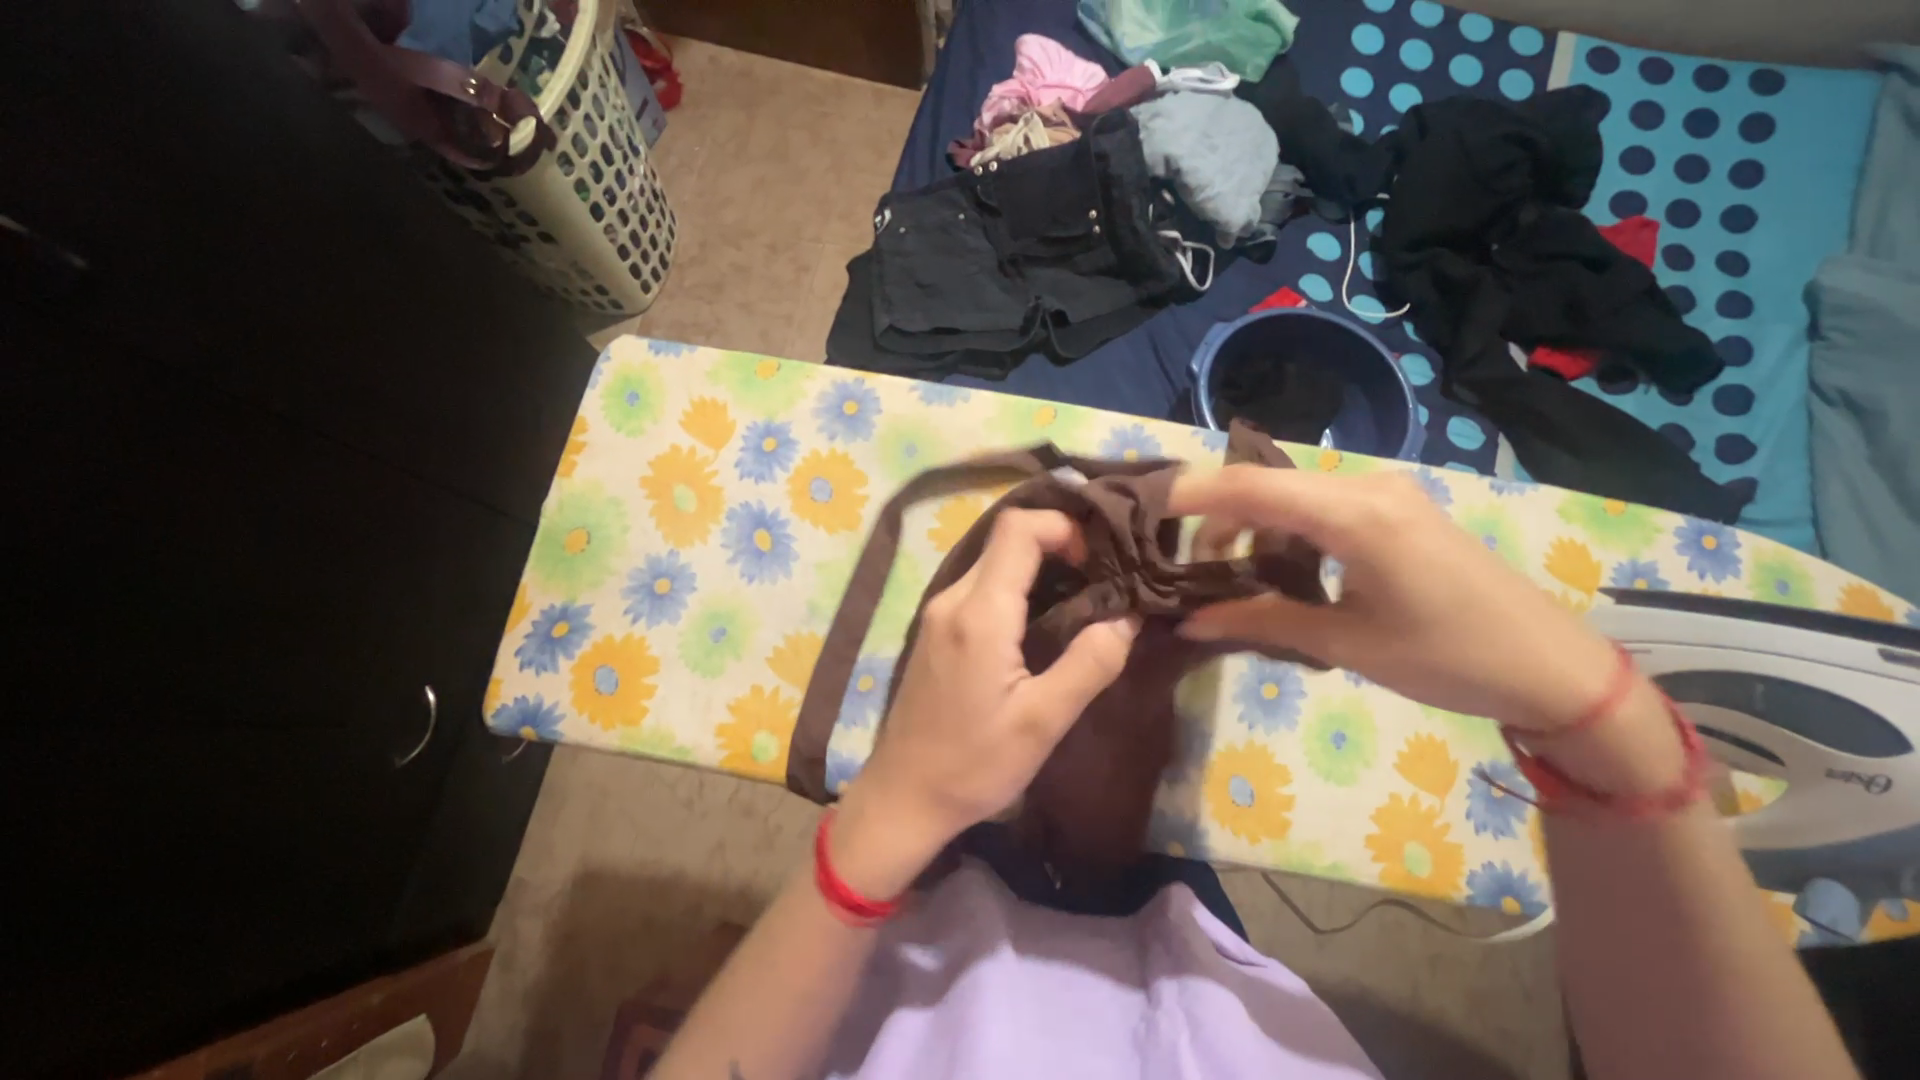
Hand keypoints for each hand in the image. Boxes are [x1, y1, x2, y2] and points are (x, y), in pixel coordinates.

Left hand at [835, 509, 1138, 893]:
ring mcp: (938, 614)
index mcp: (979, 613)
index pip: (1018, 530)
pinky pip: (981, 588)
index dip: (1063, 527)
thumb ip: (1090, 663)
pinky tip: (1043, 622)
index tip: (1100, 558)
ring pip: (993, 563)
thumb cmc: (974, 764)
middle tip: (1102, 576)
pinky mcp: (936, 632)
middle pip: (1006, 540)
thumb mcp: (1043, 722)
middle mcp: (952, 600)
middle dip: (1057, 544)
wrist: (904, 796)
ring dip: (1037, 567)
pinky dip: (1016, 588)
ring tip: (1082, 598)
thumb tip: (1127, 617)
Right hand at [1172, 465, 1618, 731]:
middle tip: (1176, 565)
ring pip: (1289, 494)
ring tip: (1224, 579)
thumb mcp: (1345, 644)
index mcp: (1355, 515)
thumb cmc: (1449, 659)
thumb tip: (1187, 619)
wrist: (1553, 667)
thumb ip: (1260, 621)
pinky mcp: (1394, 509)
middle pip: (1263, 484)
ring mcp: (1385, 493)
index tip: (1138, 511)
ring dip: (1249, 527)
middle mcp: (1367, 486)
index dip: (1188, 494)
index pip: (1249, 488)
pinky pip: (1319, 506)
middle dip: (1213, 518)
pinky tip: (1277, 572)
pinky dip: (1284, 531)